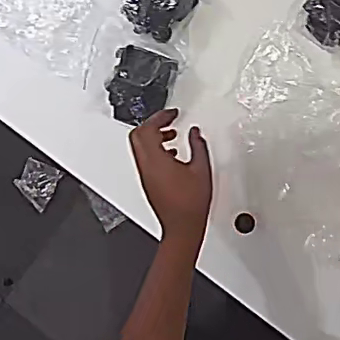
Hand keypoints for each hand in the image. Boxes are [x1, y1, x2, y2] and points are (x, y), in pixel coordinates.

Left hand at [129, 109, 211, 243]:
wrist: (182, 227)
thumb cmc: (191, 204)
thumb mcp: (202, 169)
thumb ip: (197, 145)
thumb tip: (194, 133)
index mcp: (156, 160)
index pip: (148, 129)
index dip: (160, 116)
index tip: (171, 113)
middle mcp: (146, 166)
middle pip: (138, 135)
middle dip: (152, 124)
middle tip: (168, 120)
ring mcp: (145, 175)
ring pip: (139, 147)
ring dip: (153, 137)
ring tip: (171, 134)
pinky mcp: (148, 182)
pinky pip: (145, 159)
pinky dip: (155, 149)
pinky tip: (172, 153)